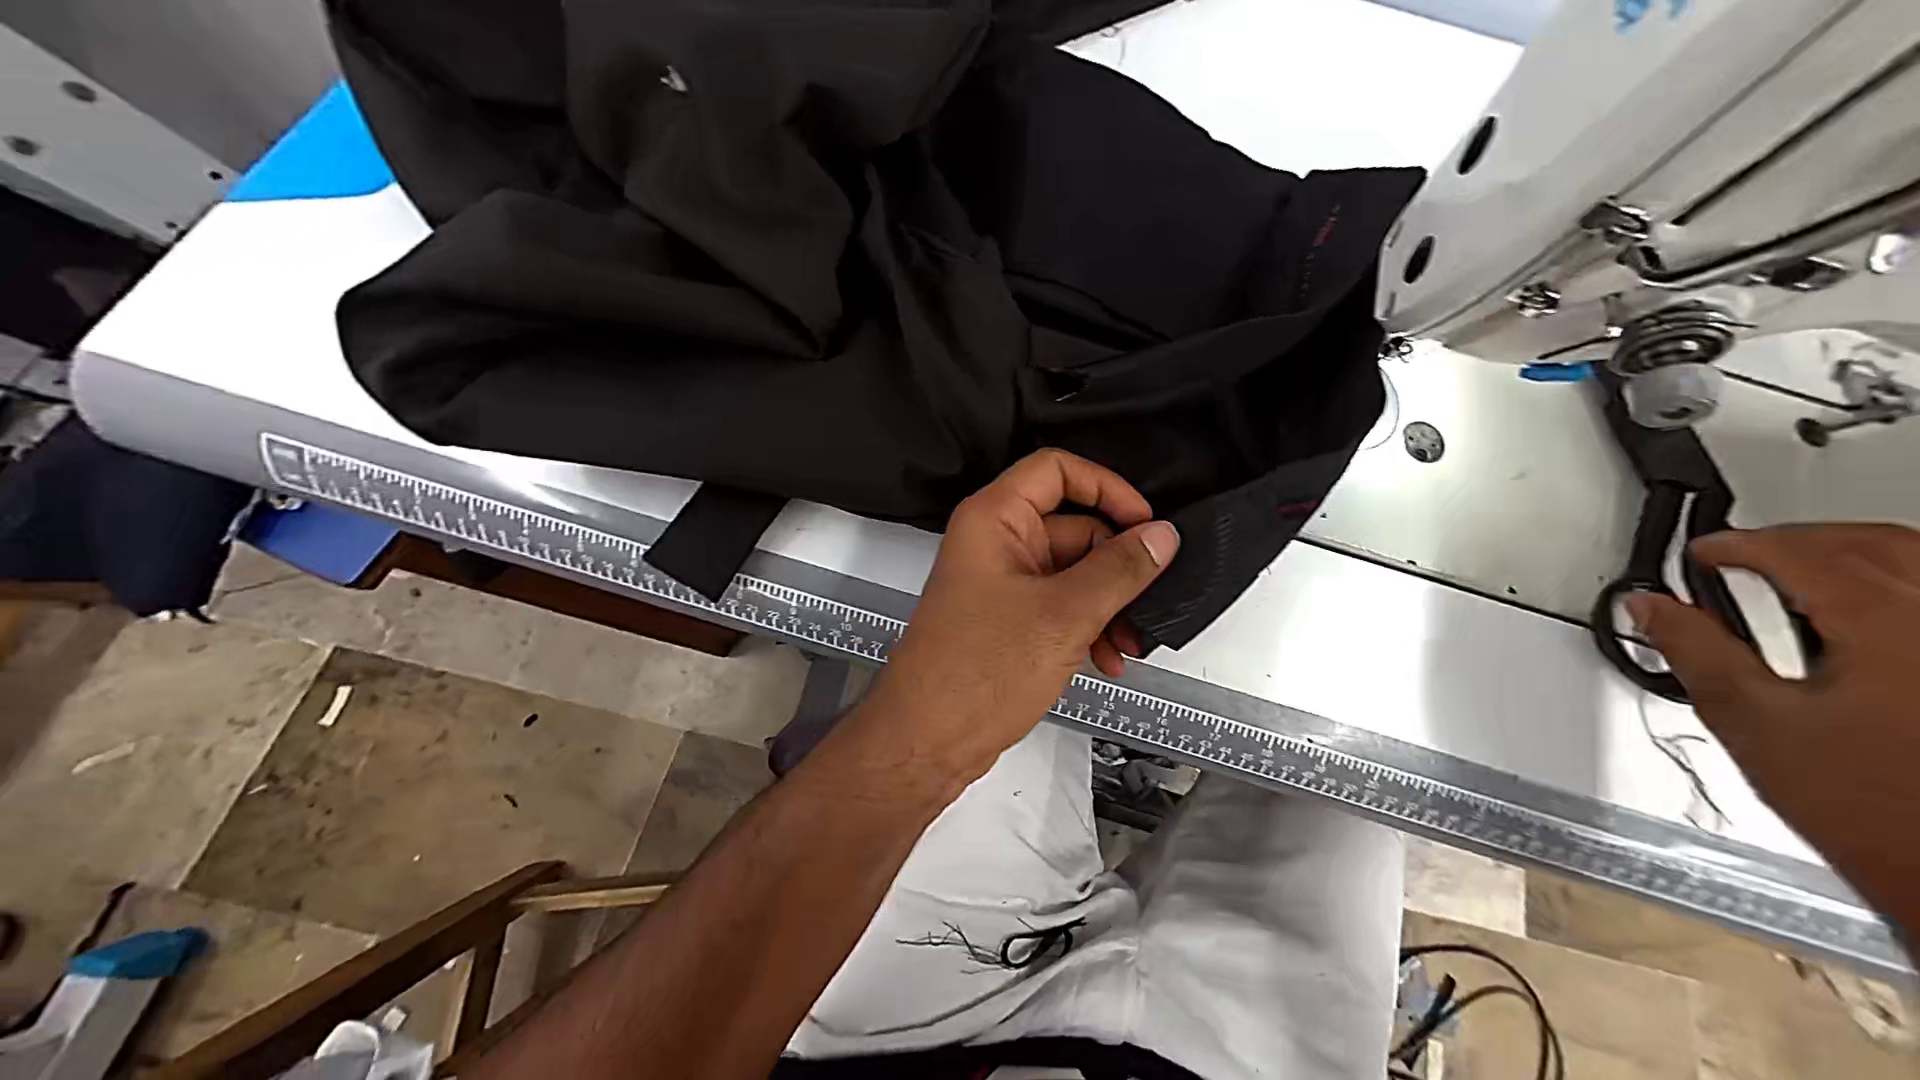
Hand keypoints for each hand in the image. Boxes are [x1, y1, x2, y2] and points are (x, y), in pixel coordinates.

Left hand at [859, 449, 1178, 780]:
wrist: (928, 740)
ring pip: (1073, 571)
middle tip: (1149, 596)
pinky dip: (1088, 625)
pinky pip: (1061, 604)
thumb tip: (1161, 536)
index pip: (1057, 470)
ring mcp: (1002, 582)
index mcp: (994, 519)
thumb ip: (1119, 570)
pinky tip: (1107, 658)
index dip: (1107, 487)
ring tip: (1129, 642)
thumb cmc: (973, 674)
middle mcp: (995, 543)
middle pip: (1074, 525)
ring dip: (1108, 603)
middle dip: (1117, 565)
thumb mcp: (1064, 615)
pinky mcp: (1008, 618)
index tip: (1145, 522)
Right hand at [1630, 524, 1919, 921]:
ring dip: (1854, 556)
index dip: (1738, 546)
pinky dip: (1899, 586)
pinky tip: (1868, 610)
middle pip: (1876, 544)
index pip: (1801, 555)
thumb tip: (1648, 606)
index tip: (1703, 554)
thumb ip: (1694, 650)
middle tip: (1745, 553)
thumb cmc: (1875, 811)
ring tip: (1801, 572)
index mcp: (1888, 627)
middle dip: (1798, 539)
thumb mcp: (1753, 722)